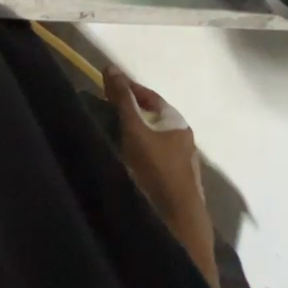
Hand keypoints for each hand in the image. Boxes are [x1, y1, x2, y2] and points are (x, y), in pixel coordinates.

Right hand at [106, 67, 218, 287]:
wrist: (178, 221)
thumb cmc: (155, 167)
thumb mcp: (134, 129)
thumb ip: (122, 99)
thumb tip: (111, 66)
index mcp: (176, 122)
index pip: (149, 95)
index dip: (127, 89)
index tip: (105, 88)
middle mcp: (183, 139)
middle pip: (151, 117)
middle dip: (128, 112)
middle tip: (104, 111)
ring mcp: (182, 162)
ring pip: (153, 139)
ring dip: (133, 134)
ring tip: (111, 135)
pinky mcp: (176, 182)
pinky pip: (154, 157)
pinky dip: (138, 152)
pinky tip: (126, 160)